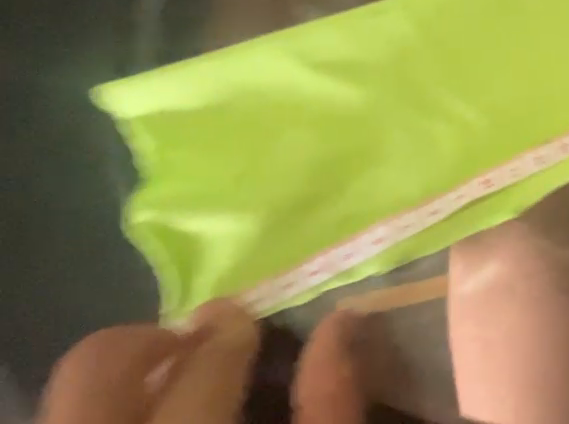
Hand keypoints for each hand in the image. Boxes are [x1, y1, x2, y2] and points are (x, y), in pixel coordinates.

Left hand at [39, 301, 363, 423]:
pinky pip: (66, 416)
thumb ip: (331, 398)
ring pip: (68, 396)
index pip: (201, 363)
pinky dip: (105, 404)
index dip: (229, 328)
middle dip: (147, 340)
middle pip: (94, 366)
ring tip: (166, 379)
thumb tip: (343, 319)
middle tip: (194, 341)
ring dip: (123, 377)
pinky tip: (145, 408)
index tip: (242, 314)